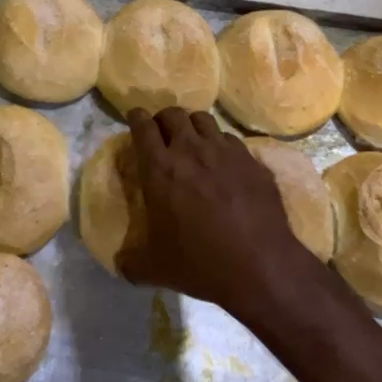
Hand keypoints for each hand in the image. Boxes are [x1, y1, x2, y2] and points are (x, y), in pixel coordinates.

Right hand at [117, 108, 307, 317]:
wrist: (260, 266)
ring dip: (194, 126)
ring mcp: (224, 151)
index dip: (136, 118)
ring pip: (204, 119)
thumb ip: (132, 262)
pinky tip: (225, 164)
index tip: (135, 118)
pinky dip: (222, 145)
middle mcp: (191, 150)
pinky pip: (231, 140)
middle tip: (163, 133)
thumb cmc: (200, 263)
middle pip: (173, 114)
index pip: (142, 126)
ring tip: (194, 142)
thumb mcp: (155, 268)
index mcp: (160, 169)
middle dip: (164, 119)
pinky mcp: (251, 160)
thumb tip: (121, 264)